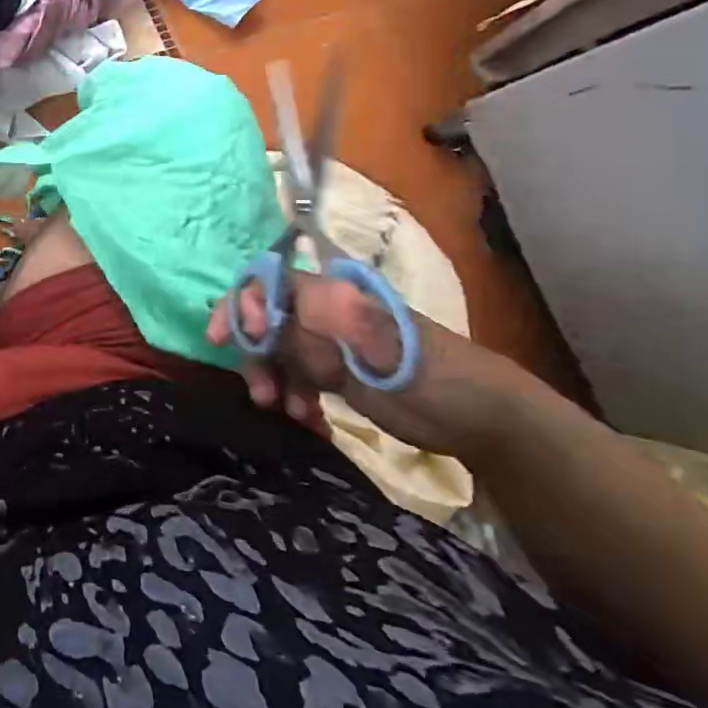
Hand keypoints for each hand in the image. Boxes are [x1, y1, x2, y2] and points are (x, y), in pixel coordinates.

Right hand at [206, 274, 552, 460]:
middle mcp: (329, 313)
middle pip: (268, 320)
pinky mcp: (339, 372)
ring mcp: (333, 343)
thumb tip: (277, 301)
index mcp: (337, 296)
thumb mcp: (384, 354)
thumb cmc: (438, 378)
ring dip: (274, 381)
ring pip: (279, 352)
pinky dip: (296, 400)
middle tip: (263, 395)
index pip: (272, 284)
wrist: (483, 420)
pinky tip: (310, 424)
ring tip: (291, 414)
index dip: (242, 304)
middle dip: (256, 354)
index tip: (224, 341)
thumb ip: (328, 327)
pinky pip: (299, 379)